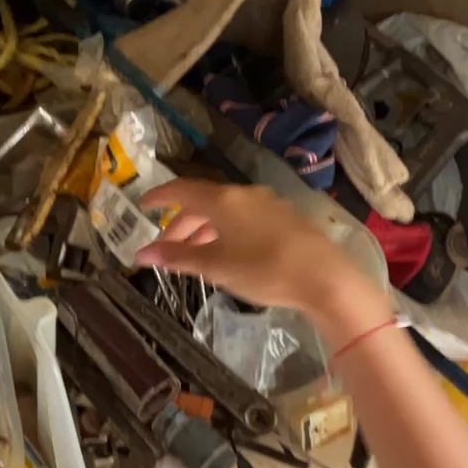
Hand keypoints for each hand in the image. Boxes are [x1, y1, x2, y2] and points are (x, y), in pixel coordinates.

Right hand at [134, 179, 391, 330]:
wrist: (325, 278)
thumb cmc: (264, 269)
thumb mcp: (215, 266)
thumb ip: (176, 257)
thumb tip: (141, 254)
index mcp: (223, 200)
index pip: (181, 189)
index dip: (159, 196)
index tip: (143, 204)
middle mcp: (244, 194)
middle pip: (203, 202)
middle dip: (181, 224)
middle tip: (165, 247)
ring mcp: (268, 204)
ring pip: (225, 212)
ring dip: (204, 230)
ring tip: (194, 255)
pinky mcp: (285, 218)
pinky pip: (245, 218)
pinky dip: (226, 232)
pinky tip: (227, 252)